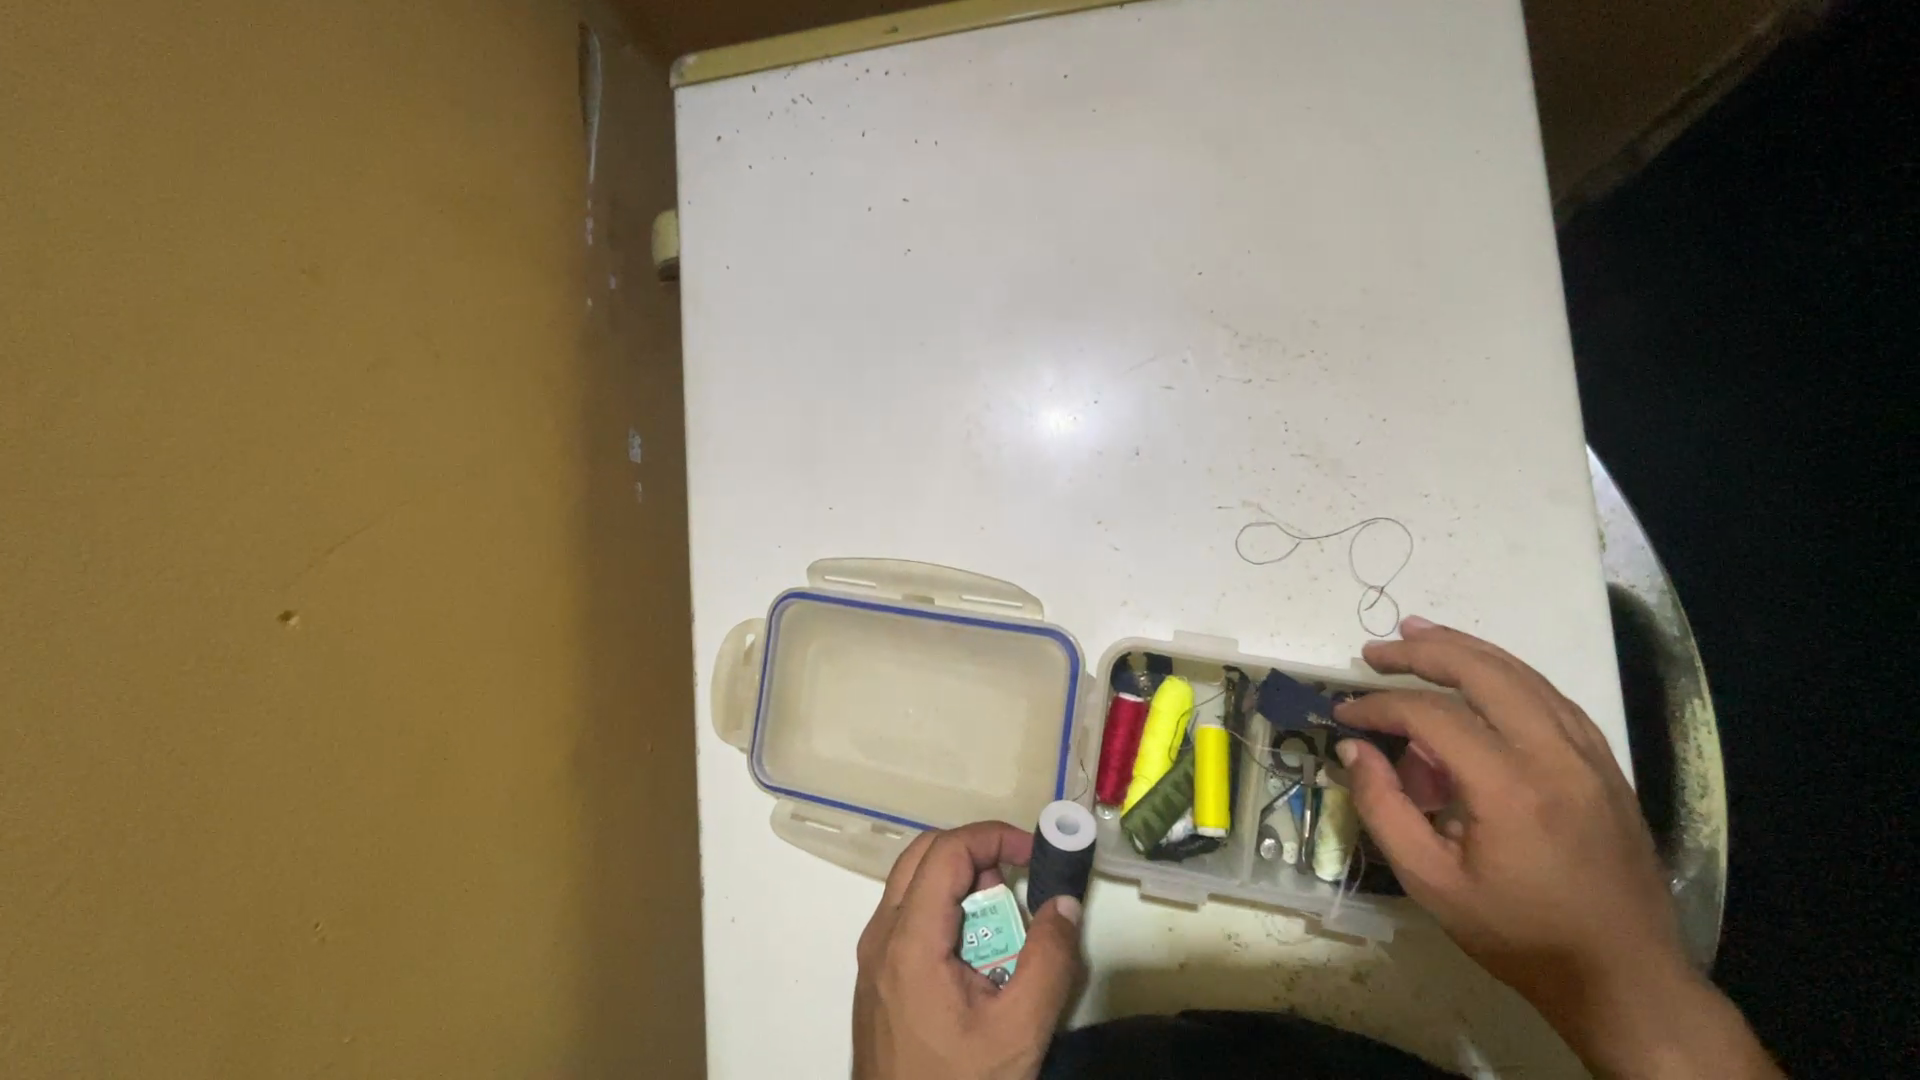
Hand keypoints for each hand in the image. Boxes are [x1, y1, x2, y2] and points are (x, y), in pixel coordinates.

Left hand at [853, 822, 1083, 1079]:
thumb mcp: (1018, 1032)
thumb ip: (1048, 960)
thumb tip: (1063, 902)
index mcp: (908, 940)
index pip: (946, 851)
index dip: (992, 836)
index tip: (1034, 852)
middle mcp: (881, 934)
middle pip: (924, 856)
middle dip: (976, 854)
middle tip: (1017, 881)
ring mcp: (874, 955)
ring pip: (916, 884)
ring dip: (962, 884)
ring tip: (1004, 923)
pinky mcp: (879, 975)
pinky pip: (911, 916)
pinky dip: (947, 911)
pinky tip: (979, 956)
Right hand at [1336, 617, 1778, 1078]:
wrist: (1625, 976)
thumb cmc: (1518, 933)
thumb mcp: (1429, 882)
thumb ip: (1382, 807)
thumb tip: (1354, 747)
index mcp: (1510, 788)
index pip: (1431, 716)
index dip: (1378, 706)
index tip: (1343, 714)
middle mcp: (1555, 756)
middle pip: (1484, 672)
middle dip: (1422, 652)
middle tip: (1374, 652)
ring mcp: (1588, 755)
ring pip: (1523, 674)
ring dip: (1466, 649)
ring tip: (1416, 634)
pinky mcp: (1603, 764)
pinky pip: (1550, 696)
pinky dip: (1506, 673)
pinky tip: (1479, 672)